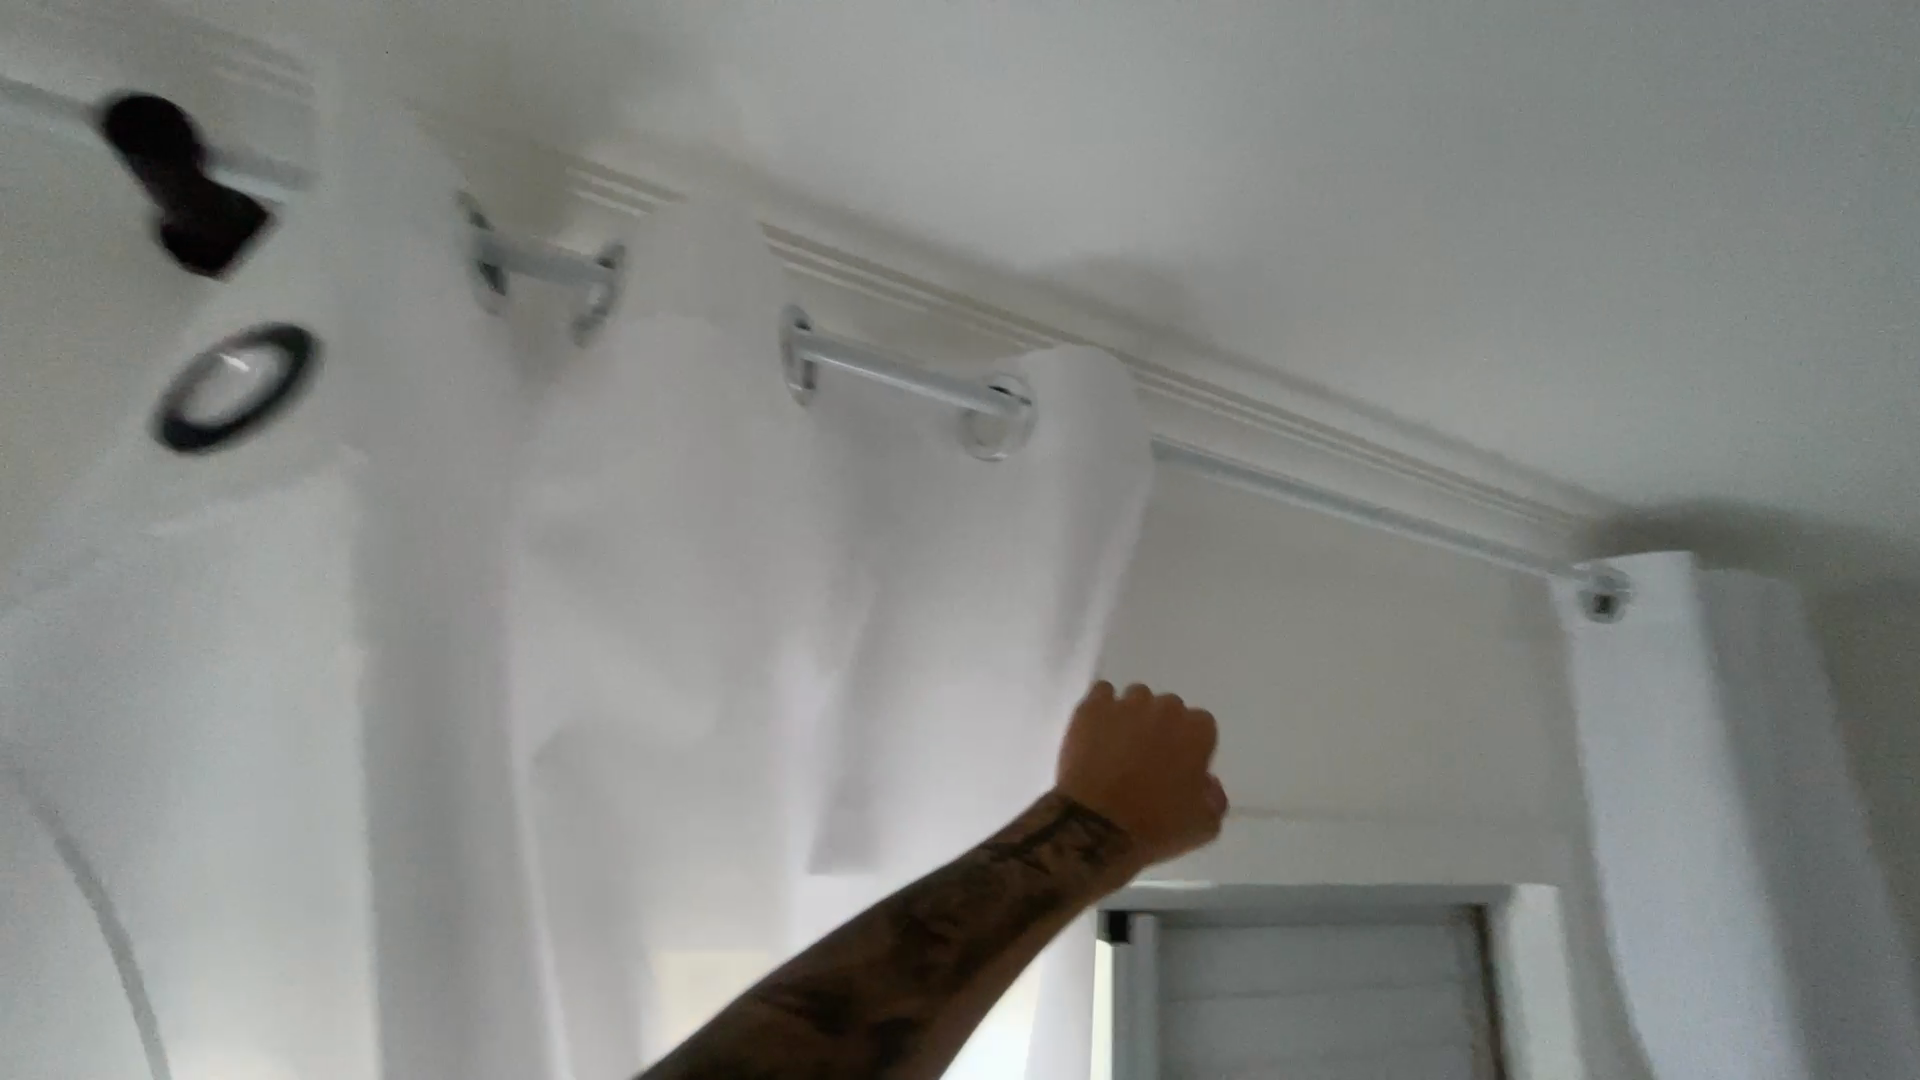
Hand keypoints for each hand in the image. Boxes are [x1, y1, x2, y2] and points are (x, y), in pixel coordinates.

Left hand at [1053, 681, 1228, 876]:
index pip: (1201, 725)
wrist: (1095, 825)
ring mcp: (1125, 704)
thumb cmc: (1154, 827)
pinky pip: (1102, 693)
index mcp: (1196, 731)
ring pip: (1136, 697)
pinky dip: (1102, 707)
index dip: (1191, 745)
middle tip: (1148, 757)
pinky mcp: (1092, 707)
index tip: (1179, 765)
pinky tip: (1099, 729)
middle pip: (1168, 708)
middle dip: (1162, 727)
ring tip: (1120, 744)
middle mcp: (1164, 708)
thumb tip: (1206, 781)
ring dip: (1133, 715)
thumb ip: (1214, 797)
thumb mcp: (1203, 826)